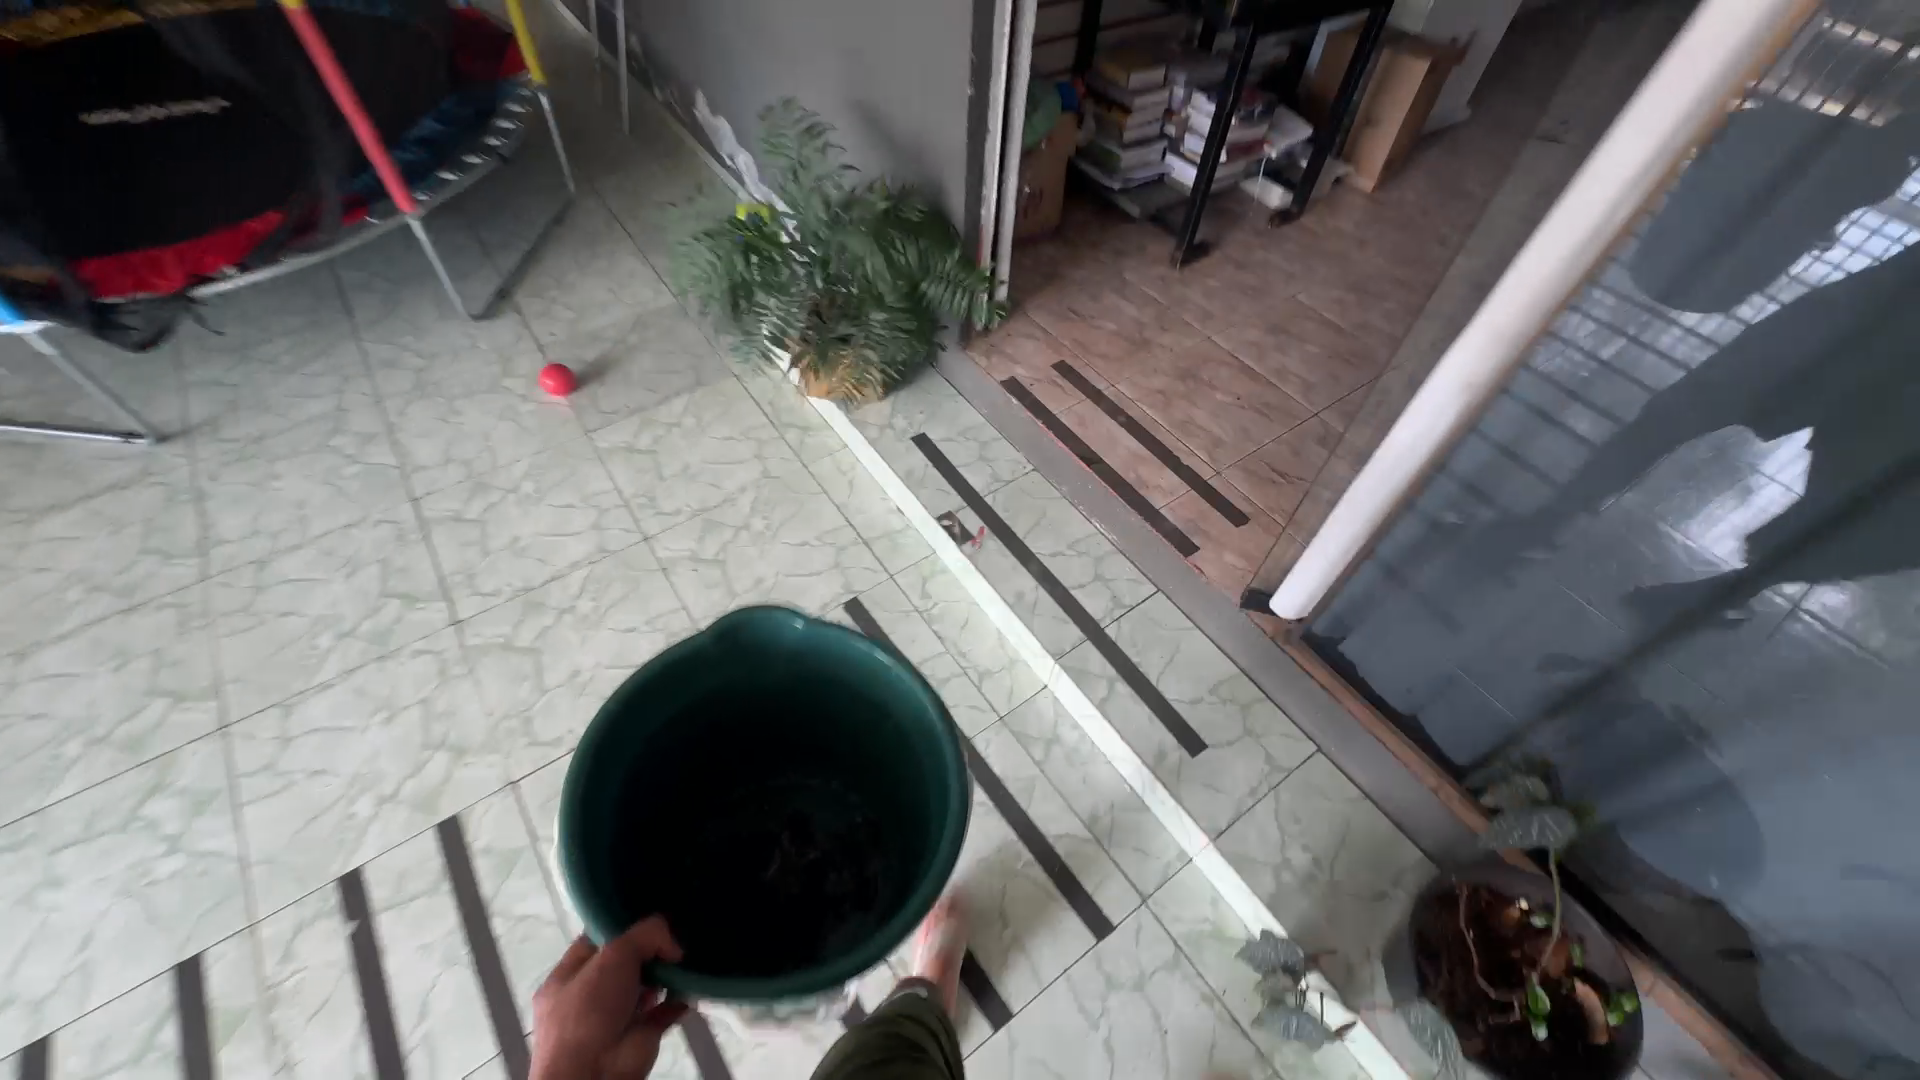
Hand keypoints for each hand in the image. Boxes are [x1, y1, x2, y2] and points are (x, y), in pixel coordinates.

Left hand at [531, 918, 690, 1079]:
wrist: (594, 1075)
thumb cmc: (590, 1009)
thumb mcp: (615, 954)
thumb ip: (647, 934)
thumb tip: (673, 947)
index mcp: (569, 975)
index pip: (599, 938)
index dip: (625, 923)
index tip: (655, 911)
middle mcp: (590, 994)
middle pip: (627, 959)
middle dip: (652, 947)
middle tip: (677, 934)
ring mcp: (615, 1015)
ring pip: (647, 983)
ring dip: (668, 972)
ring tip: (686, 958)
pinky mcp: (641, 1033)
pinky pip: (666, 1008)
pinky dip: (680, 997)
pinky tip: (692, 985)